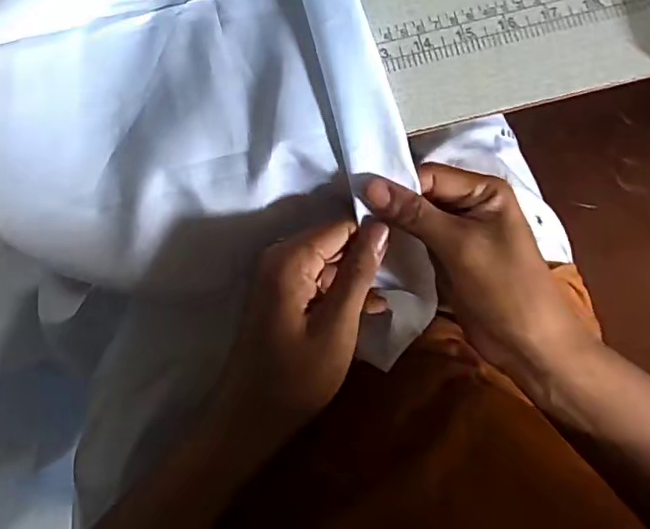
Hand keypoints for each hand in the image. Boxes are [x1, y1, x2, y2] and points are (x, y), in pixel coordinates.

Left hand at [208, 217, 388, 440]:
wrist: (247, 423)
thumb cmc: (295, 379)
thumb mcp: (337, 327)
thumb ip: (359, 273)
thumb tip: (381, 226)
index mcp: (290, 258)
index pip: (342, 226)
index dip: (373, 235)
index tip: (402, 252)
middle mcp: (278, 256)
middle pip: (333, 239)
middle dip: (365, 255)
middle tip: (400, 273)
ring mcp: (275, 274)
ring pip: (327, 259)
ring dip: (355, 275)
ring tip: (388, 294)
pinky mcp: (277, 292)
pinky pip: (315, 276)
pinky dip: (339, 289)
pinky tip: (367, 308)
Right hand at [363, 164, 598, 391]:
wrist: (531, 347)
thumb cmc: (504, 288)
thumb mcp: (459, 245)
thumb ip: (414, 213)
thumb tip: (370, 184)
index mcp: (484, 189)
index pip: (430, 175)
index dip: (396, 183)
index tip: (357, 193)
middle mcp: (471, 203)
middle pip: (422, 193)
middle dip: (391, 202)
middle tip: (350, 210)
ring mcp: (461, 232)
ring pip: (417, 217)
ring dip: (392, 224)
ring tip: (356, 227)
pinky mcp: (451, 257)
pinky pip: (420, 241)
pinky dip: (401, 243)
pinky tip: (374, 245)